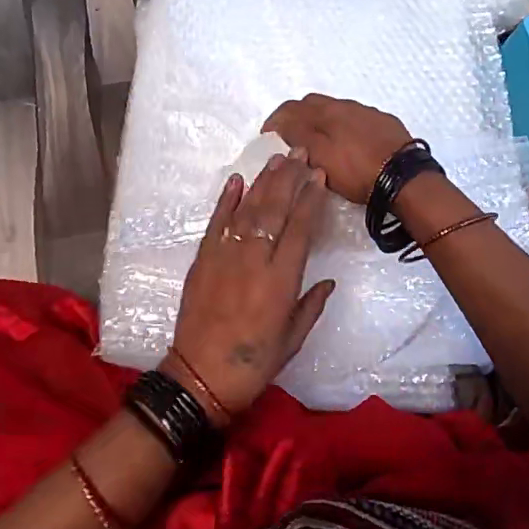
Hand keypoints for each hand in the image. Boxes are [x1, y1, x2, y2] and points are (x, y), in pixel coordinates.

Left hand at [164, 150, 335, 424]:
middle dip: (289, 178)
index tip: (319, 176)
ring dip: (262, 182)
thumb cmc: (255, 363)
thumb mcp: (293, 339)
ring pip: (246, 210)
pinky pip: (215, 223)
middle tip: (300, 154)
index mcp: (281, 280)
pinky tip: (236, 180)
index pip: (299, 228)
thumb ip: (311, 305)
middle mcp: (253, 261)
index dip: (310, 199)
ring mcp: (224, 257)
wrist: (201, 375)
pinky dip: (225, 200)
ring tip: (276, 159)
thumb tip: (328, 281)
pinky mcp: (202, 260)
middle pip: (273, 210)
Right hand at [263, 94, 413, 202]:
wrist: (405, 178)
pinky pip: (356, 120)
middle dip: (297, 117)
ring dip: (321, 121)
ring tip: (317, 141)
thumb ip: (299, 136)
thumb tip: (282, 124)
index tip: (268, 138)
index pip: (292, 107)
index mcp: (326, 112)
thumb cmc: (357, 171)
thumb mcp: (320, 157)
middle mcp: (346, 105)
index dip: (276, 121)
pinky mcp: (386, 125)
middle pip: (314, 104)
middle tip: (289, 137)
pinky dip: (343, 127)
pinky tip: (347, 144)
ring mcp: (368, 114)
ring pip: (336, 110)